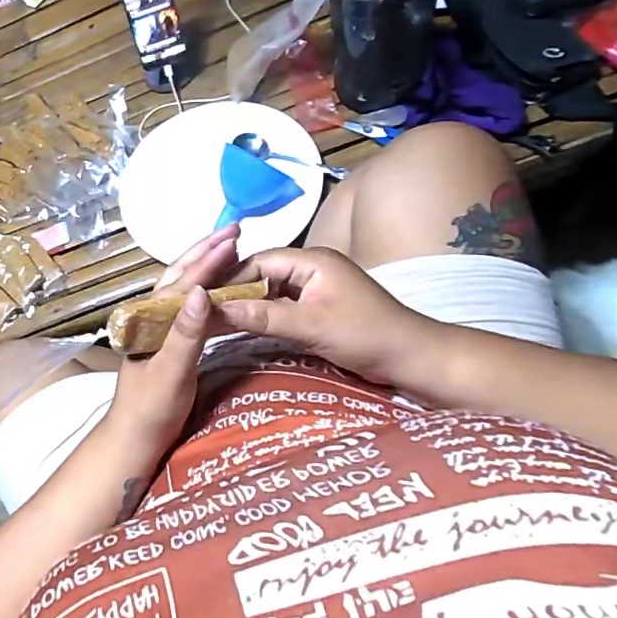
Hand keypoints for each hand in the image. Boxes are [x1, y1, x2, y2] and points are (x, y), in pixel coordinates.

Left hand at [104, 227, 240, 453]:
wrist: (134, 438)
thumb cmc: (151, 408)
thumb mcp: (171, 372)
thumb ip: (185, 334)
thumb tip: (200, 292)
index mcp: (151, 317)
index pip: (185, 281)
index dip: (209, 259)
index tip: (234, 239)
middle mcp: (154, 314)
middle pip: (181, 272)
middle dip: (206, 249)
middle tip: (234, 229)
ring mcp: (161, 325)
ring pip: (185, 284)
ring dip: (207, 264)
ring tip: (231, 247)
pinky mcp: (170, 338)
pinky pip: (191, 304)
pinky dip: (208, 288)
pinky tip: (221, 286)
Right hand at [216, 247, 440, 385]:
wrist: (413, 357)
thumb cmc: (366, 335)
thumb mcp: (312, 326)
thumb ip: (265, 316)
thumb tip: (218, 310)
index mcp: (312, 260)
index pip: (260, 261)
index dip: (231, 277)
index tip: (204, 297)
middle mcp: (312, 267)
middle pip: (264, 274)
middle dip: (236, 292)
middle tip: (206, 312)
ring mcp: (317, 288)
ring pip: (272, 292)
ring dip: (250, 305)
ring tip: (219, 322)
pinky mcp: (321, 307)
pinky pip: (285, 306)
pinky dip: (266, 316)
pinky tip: (247, 329)